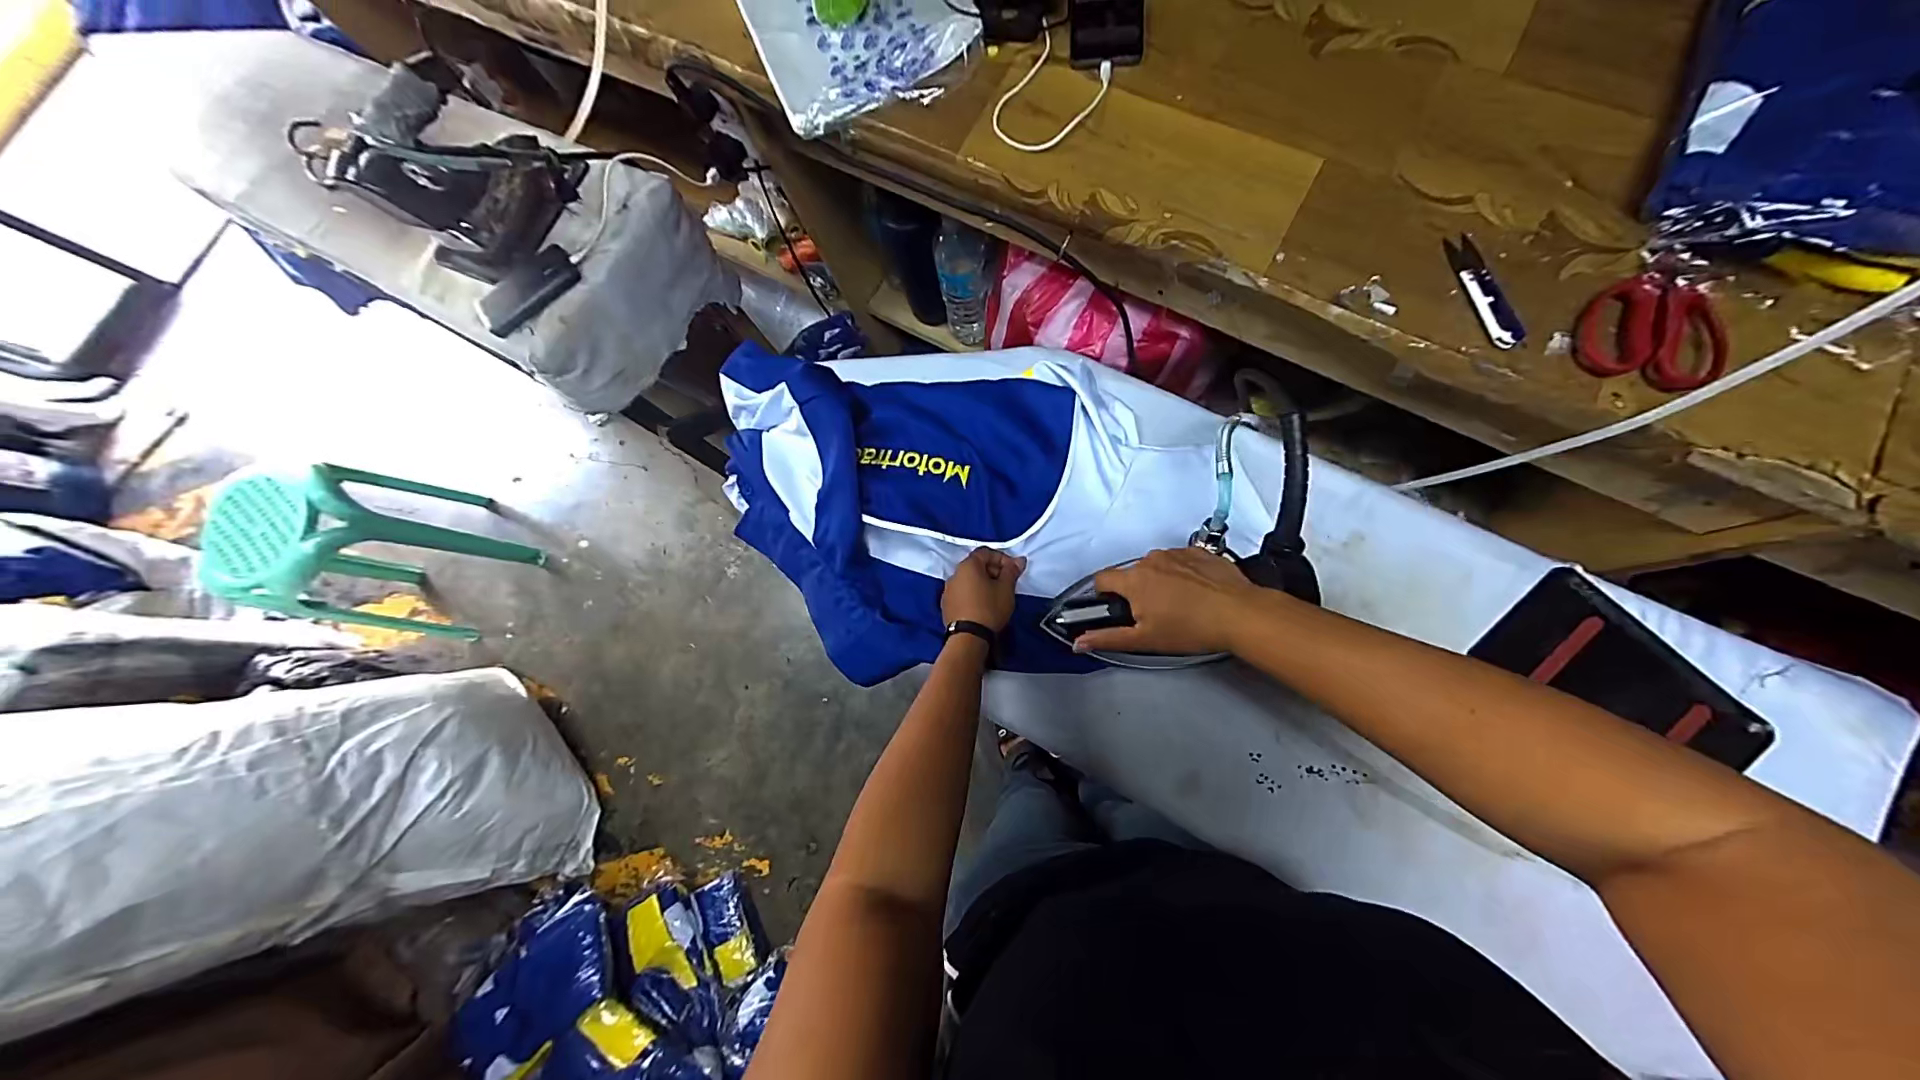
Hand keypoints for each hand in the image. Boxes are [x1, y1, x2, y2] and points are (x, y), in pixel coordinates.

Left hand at [942, 548, 1026, 631]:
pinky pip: (962, 594)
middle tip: (1007, 584)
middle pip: (976, 566)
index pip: (986, 553)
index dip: (1003, 559)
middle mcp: (954, 574)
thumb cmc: (990, 608)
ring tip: (996, 596)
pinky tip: (982, 606)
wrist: (969, 637)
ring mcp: (947, 590)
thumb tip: (1019, 560)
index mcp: (968, 565)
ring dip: (983, 584)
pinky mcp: (946, 605)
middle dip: (993, 571)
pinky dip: (973, 595)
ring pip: (969, 580)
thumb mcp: (1006, 588)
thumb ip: (1012, 571)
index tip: (1013, 571)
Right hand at [1075, 547, 1265, 655]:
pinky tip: (1195, 595)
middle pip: (1131, 574)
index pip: (1102, 579)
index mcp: (1134, 580)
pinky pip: (1181, 561)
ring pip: (1157, 567)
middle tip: (1153, 615)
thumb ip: (1108, 638)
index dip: (1104, 594)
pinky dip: (1183, 575)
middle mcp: (1152, 560)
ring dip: (1161, 582)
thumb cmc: (1195, 627)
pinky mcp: (1199, 553)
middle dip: (1137, 592)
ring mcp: (1177, 554)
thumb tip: (1081, 641)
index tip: (1113, 606)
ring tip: (1179, 606)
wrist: (1240, 614)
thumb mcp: (1145, 640)